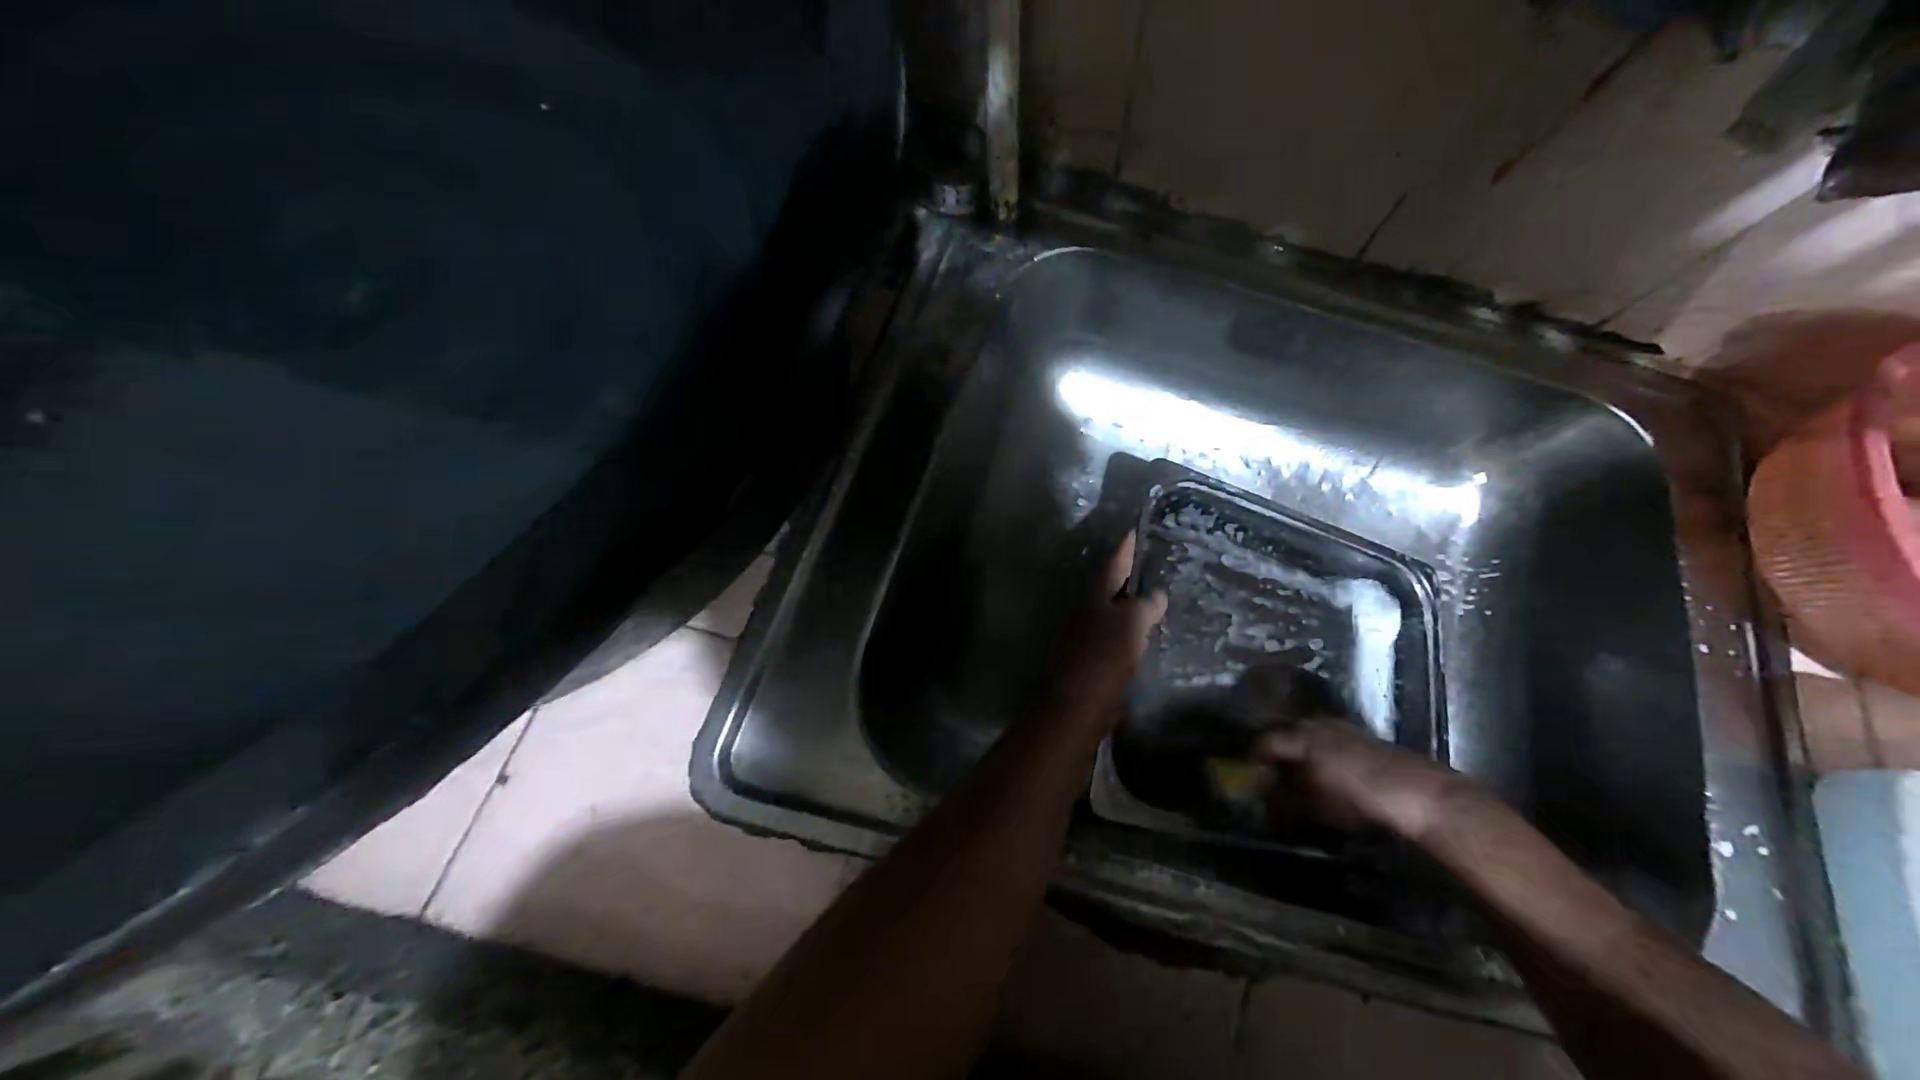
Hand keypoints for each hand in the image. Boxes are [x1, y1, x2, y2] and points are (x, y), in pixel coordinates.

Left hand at [1038, 532, 1168, 732]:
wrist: (1078, 703)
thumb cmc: (1104, 656)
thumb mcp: (1131, 624)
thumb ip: (1145, 606)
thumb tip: (1156, 596)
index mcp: (1094, 596)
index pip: (1114, 563)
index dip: (1126, 548)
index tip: (1136, 531)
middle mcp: (1086, 612)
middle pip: (1110, 589)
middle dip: (1129, 579)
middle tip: (1154, 567)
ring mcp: (1087, 637)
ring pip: (1114, 615)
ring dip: (1132, 609)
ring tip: (1158, 602)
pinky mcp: (1093, 661)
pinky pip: (1117, 640)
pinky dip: (1132, 635)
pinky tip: (1149, 639)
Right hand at [1252, 720, 1467, 840]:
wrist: (1423, 796)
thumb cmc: (1360, 798)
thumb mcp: (1317, 805)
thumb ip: (1287, 801)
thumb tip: (1266, 803)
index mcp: (1301, 736)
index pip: (1266, 742)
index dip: (1254, 758)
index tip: (1246, 773)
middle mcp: (1318, 725)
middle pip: (1288, 735)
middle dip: (1278, 754)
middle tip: (1270, 774)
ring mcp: (1344, 729)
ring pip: (1311, 737)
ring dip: (1301, 753)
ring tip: (1298, 776)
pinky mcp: (1365, 739)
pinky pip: (1331, 742)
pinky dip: (1321, 755)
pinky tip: (1326, 774)